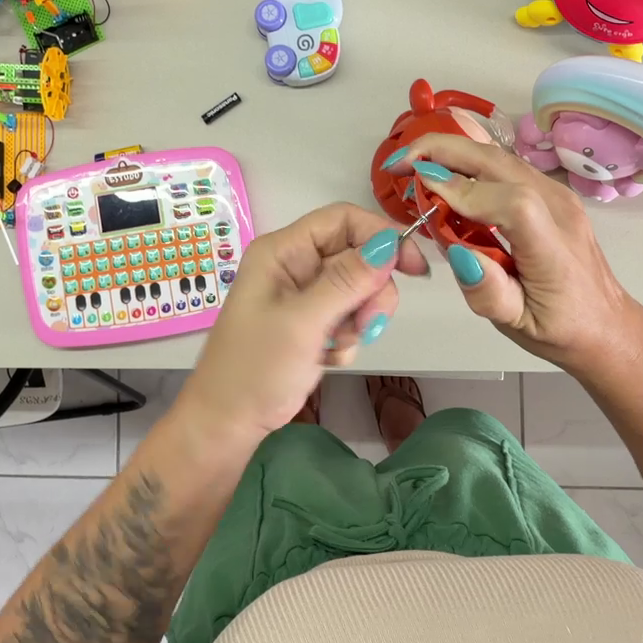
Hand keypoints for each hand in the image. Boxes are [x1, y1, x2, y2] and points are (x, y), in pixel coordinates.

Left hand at [176, 203, 427, 439]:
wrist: (229, 421)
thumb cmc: (255, 367)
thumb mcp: (303, 322)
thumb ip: (347, 281)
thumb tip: (389, 244)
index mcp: (282, 251)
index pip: (342, 220)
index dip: (380, 235)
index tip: (413, 268)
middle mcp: (294, 266)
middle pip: (357, 256)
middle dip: (370, 291)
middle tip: (368, 324)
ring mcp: (303, 297)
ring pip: (359, 291)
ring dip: (359, 320)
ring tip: (336, 346)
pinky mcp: (312, 325)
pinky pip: (349, 319)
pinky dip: (347, 339)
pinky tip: (326, 359)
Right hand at [385, 133, 642, 376]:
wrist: (607, 323)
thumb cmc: (560, 328)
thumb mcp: (519, 324)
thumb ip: (488, 293)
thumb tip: (456, 254)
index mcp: (552, 249)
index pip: (510, 202)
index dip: (462, 187)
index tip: (418, 185)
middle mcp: (559, 209)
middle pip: (499, 161)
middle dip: (442, 151)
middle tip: (397, 162)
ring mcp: (557, 194)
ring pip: (499, 156)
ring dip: (451, 151)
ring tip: (410, 163)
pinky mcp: (549, 192)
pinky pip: (503, 166)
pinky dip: (466, 160)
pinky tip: (441, 170)